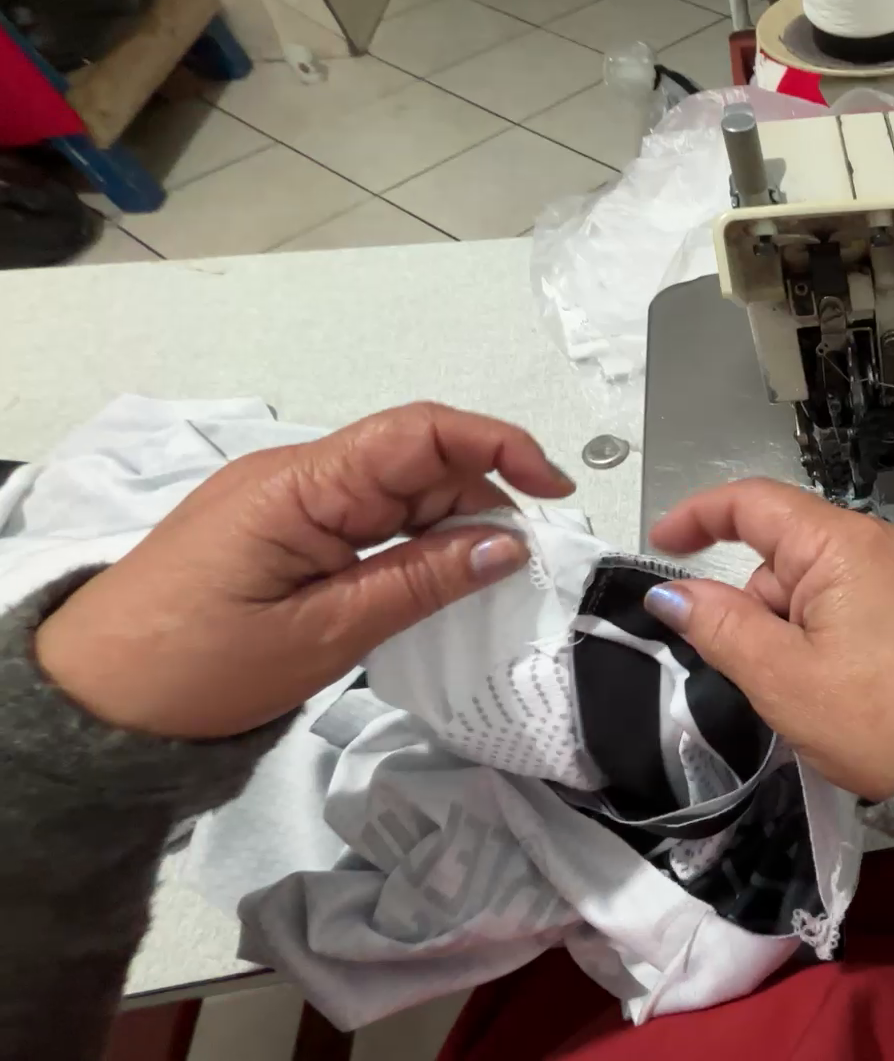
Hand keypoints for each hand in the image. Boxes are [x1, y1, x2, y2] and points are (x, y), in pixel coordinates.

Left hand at [34, 402, 573, 738]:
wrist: (87, 708)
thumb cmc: (196, 669)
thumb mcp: (328, 631)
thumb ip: (426, 580)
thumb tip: (513, 546)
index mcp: (304, 486)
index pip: (421, 433)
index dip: (500, 446)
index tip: (557, 488)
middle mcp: (307, 476)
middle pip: (427, 463)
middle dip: (488, 502)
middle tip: (518, 565)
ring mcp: (303, 500)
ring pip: (414, 492)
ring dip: (461, 528)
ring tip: (481, 582)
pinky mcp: (302, 526)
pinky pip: (388, 518)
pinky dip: (430, 543)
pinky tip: (446, 576)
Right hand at [645, 478, 893, 800]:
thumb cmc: (871, 716)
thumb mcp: (781, 674)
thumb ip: (718, 624)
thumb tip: (668, 592)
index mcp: (841, 544)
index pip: (754, 502)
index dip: (698, 515)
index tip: (658, 545)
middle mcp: (871, 541)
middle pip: (778, 551)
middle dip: (751, 604)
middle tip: (761, 667)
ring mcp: (892, 569)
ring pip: (803, 581)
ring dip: (782, 626)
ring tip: (806, 685)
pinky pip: (834, 598)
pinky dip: (811, 630)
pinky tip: (826, 676)